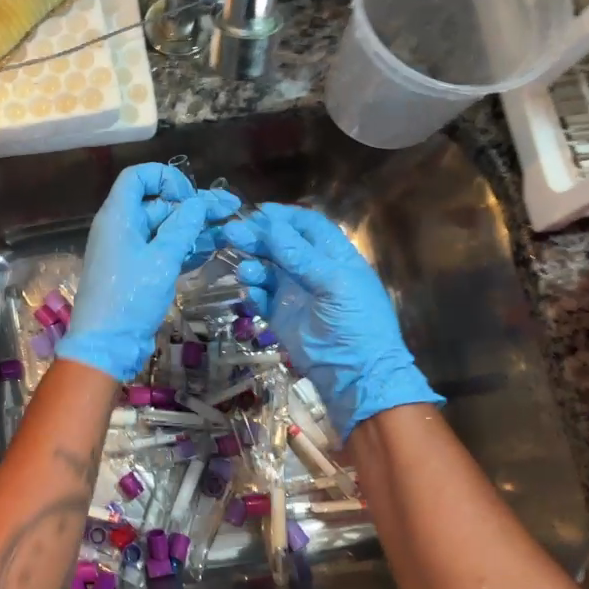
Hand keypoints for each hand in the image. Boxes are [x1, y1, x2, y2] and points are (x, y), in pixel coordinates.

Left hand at [58, 164, 240, 381]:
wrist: (107, 344)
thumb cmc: (131, 296)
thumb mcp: (162, 259)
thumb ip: (183, 227)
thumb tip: (198, 203)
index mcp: (117, 217)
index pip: (137, 177)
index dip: (165, 177)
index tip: (190, 195)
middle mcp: (120, 228)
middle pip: (156, 204)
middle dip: (191, 207)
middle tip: (229, 212)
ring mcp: (127, 252)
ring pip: (162, 229)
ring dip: (192, 229)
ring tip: (227, 231)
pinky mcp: (136, 273)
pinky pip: (160, 250)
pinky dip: (182, 248)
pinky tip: (210, 250)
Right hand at [221, 203, 441, 429]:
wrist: (356, 376)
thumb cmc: (355, 323)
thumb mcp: (333, 284)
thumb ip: (300, 256)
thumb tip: (270, 226)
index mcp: (335, 257)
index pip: (307, 226)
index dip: (283, 217)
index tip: (256, 212)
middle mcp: (313, 271)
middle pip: (281, 244)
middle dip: (258, 238)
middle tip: (232, 233)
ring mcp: (295, 294)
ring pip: (267, 269)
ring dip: (253, 264)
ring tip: (245, 270)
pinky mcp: (281, 316)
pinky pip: (261, 296)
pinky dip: (253, 291)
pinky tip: (249, 291)